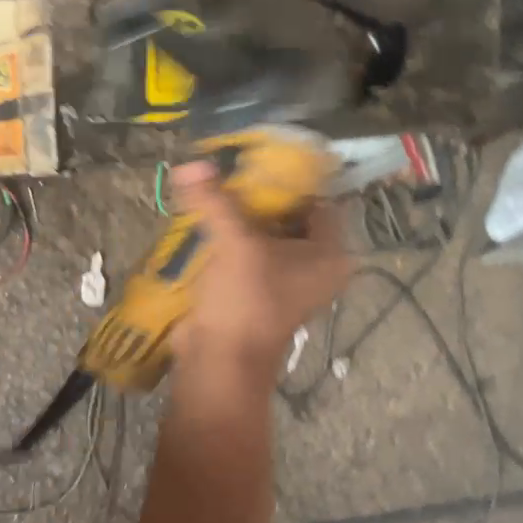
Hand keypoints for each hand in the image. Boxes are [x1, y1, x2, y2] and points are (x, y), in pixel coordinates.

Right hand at [172, 161, 351, 377]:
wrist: (221, 358)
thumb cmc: (245, 299)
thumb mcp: (233, 244)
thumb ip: (214, 203)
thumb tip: (192, 164)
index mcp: (331, 254)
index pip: (317, 205)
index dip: (287, 185)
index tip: (251, 171)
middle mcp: (317, 269)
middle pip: (287, 223)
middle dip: (255, 206)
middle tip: (223, 187)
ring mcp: (286, 287)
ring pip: (264, 244)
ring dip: (236, 228)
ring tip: (206, 210)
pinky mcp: (256, 299)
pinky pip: (246, 264)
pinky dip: (226, 251)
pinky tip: (200, 240)